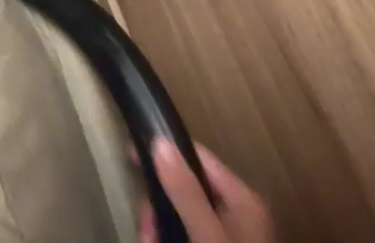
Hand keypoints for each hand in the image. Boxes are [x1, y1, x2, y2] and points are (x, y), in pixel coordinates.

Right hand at [142, 140, 272, 242]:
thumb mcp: (207, 231)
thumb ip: (186, 190)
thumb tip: (159, 140)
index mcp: (243, 197)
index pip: (197, 156)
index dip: (164, 152)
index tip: (132, 153)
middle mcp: (237, 209)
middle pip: (185, 187)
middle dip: (159, 204)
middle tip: (146, 225)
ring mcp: (229, 230)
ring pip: (182, 211)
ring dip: (160, 223)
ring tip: (150, 239)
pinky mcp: (217, 241)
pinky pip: (187, 229)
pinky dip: (168, 234)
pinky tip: (157, 241)